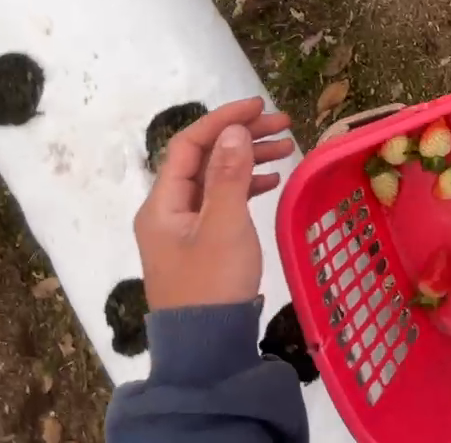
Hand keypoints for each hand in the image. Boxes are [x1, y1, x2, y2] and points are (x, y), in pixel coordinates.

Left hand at [134, 97, 296, 310]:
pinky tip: (272, 180)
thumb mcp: (225, 225)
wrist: (206, 345)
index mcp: (163, 204)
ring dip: (250, 157)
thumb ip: (229, 175)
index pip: (190, 145)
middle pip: (205, 157)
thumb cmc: (213, 282)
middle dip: (243, 135)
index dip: (224, 119)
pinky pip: (224, 197)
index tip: (261, 106)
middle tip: (284, 124)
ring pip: (217, 176)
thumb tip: (234, 130)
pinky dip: (248, 182)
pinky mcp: (202, 240)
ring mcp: (184, 226)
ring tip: (287, 148)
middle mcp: (168, 210)